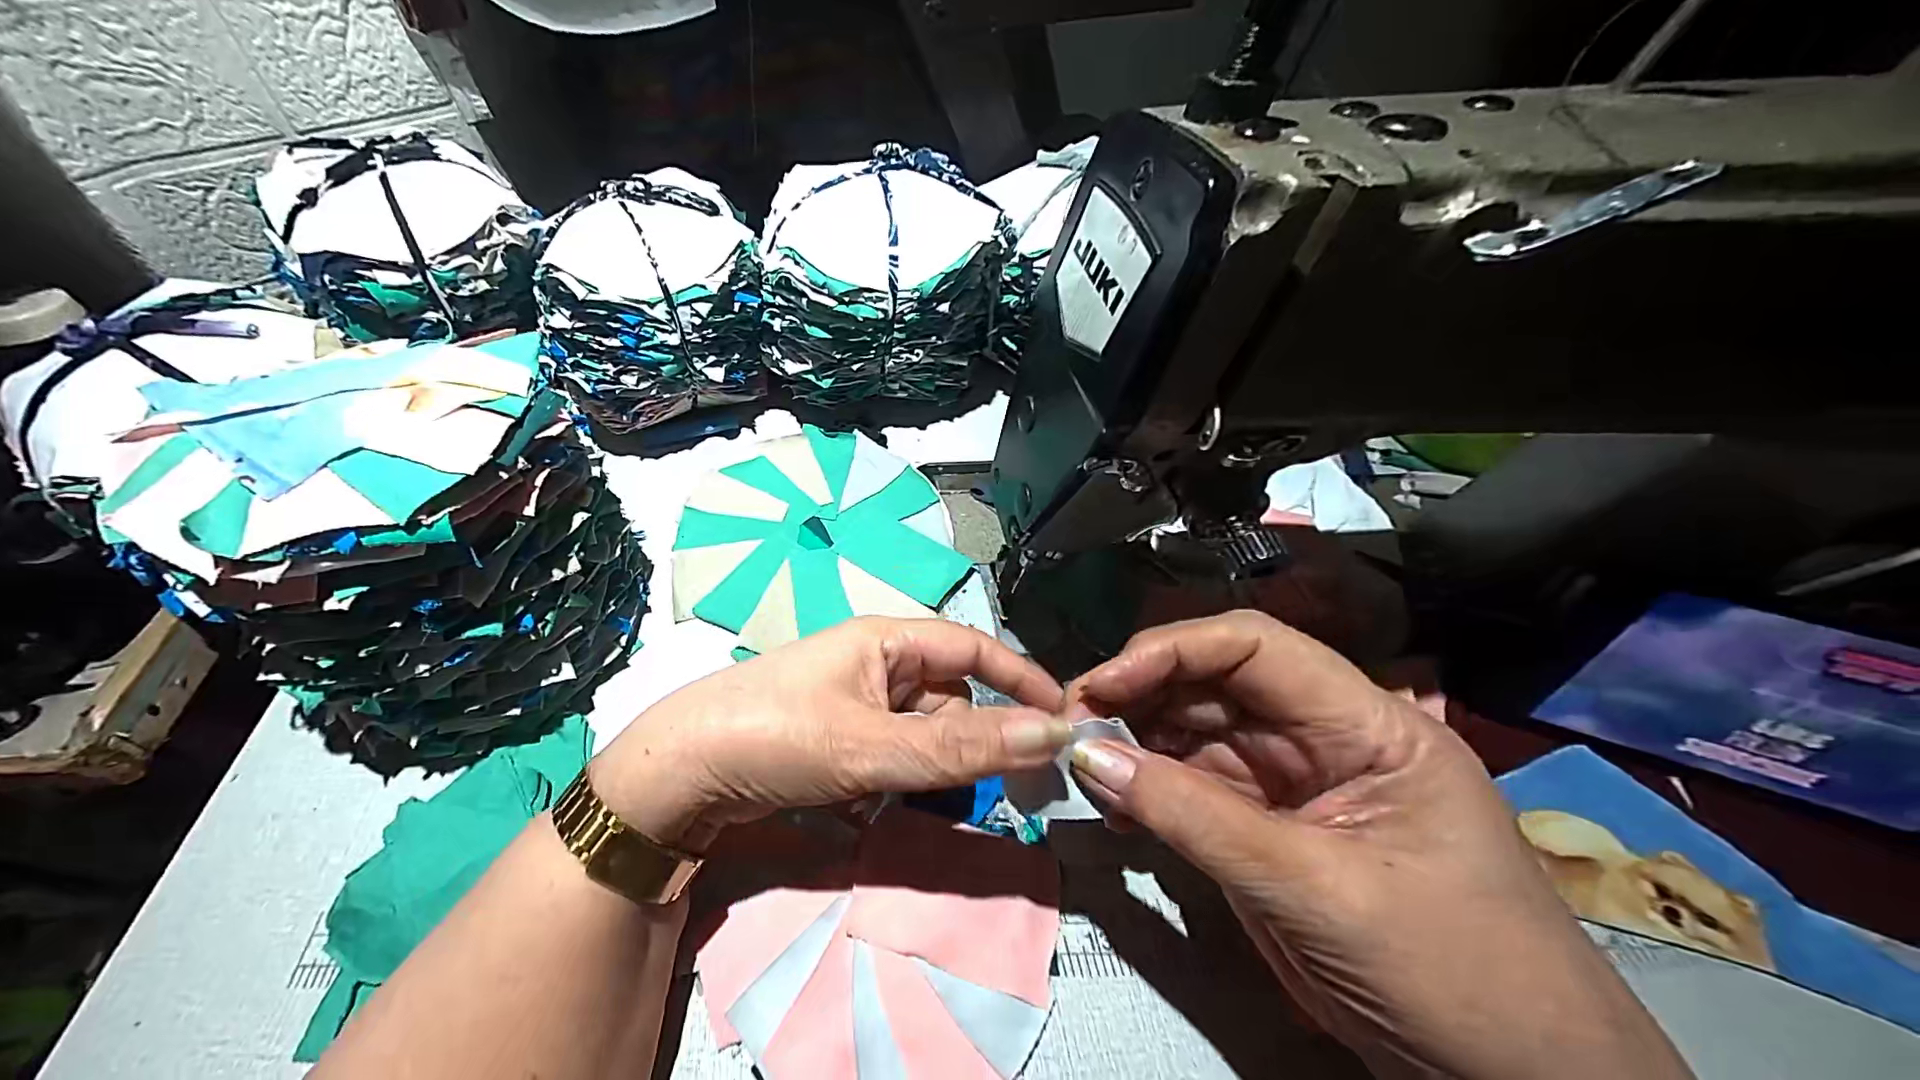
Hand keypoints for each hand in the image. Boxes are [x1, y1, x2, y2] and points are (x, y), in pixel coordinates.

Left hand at [589, 617, 1069, 852]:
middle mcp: (875, 663)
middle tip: (1002, 785)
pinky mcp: (837, 737)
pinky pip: (892, 753)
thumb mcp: (875, 746)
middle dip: (973, 736)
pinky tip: (878, 805)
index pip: (973, 647)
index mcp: (886, 639)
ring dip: (933, 765)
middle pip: (950, 695)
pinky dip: (900, 779)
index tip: (1061, 716)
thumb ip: (962, 747)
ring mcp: (855, 702)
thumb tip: (1052, 735)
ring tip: (918, 798)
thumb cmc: (777, 737)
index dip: (1020, 677)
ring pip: (922, 731)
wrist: (676, 777)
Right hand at [1064, 611, 1690, 1079]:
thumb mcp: (1315, 890)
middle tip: (1071, 724)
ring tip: (1081, 762)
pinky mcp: (1265, 826)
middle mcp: (1322, 734)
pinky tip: (1112, 799)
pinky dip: (1147, 788)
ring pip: (1193, 732)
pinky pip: (1191, 786)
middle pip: (1213, 682)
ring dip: (1135, 740)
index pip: (1254, 646)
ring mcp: (1290, 781)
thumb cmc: (1451, 974)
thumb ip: (1194, 816)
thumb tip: (1088, 755)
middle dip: (1138, 693)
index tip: (1101, 683)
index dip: (1170, 650)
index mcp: (1364, 722)